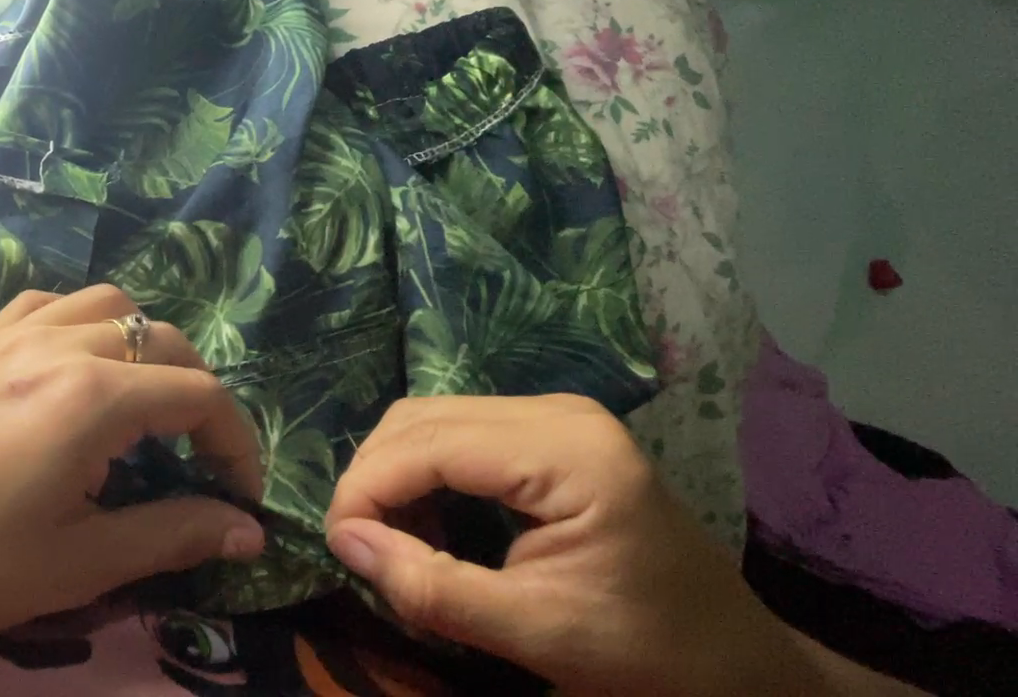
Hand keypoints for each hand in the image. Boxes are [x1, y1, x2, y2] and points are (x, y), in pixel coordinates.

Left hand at [0, 285, 266, 689]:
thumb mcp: (80, 563)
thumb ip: (173, 534)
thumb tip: (249, 529)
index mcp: (92, 397)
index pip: (198, 394)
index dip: (235, 443)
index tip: (239, 495)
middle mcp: (60, 344)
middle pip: (163, 339)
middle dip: (197, 392)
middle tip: (197, 455)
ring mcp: (14, 332)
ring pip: (109, 305)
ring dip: (144, 345)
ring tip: (142, 402)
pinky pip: (48, 303)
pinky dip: (82, 323)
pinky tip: (73, 365)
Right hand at [323, 395, 818, 696]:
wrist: (742, 668)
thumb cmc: (652, 658)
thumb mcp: (537, 634)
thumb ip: (432, 588)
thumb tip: (342, 540)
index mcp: (567, 452)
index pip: (430, 444)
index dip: (367, 485)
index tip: (336, 541)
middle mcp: (556, 411)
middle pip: (423, 419)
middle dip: (375, 476)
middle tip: (358, 542)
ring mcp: (555, 413)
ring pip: (431, 419)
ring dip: (394, 472)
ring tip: (391, 536)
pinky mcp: (549, 429)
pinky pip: (457, 431)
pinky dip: (424, 471)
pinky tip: (427, 518)